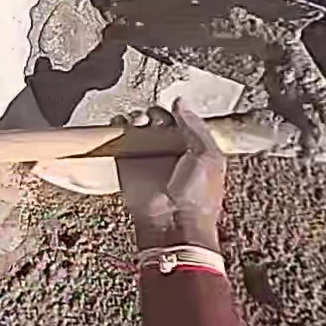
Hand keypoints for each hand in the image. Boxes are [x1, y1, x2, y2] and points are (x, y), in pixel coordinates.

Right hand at [114, 102, 227, 248]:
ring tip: (140, 124)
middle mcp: (168, 151)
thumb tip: (180, 101)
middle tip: (154, 120)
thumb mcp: (208, 156)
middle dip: (154, 115)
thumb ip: (195, 127)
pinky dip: (117, 127)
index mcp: (193, 149)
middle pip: (157, 122)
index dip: (176, 113)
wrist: (172, 224)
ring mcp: (146, 157)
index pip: (181, 122)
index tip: (172, 109)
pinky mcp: (126, 163)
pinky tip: (121, 123)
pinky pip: (119, 139)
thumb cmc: (198, 194)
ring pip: (137, 127)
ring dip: (136, 119)